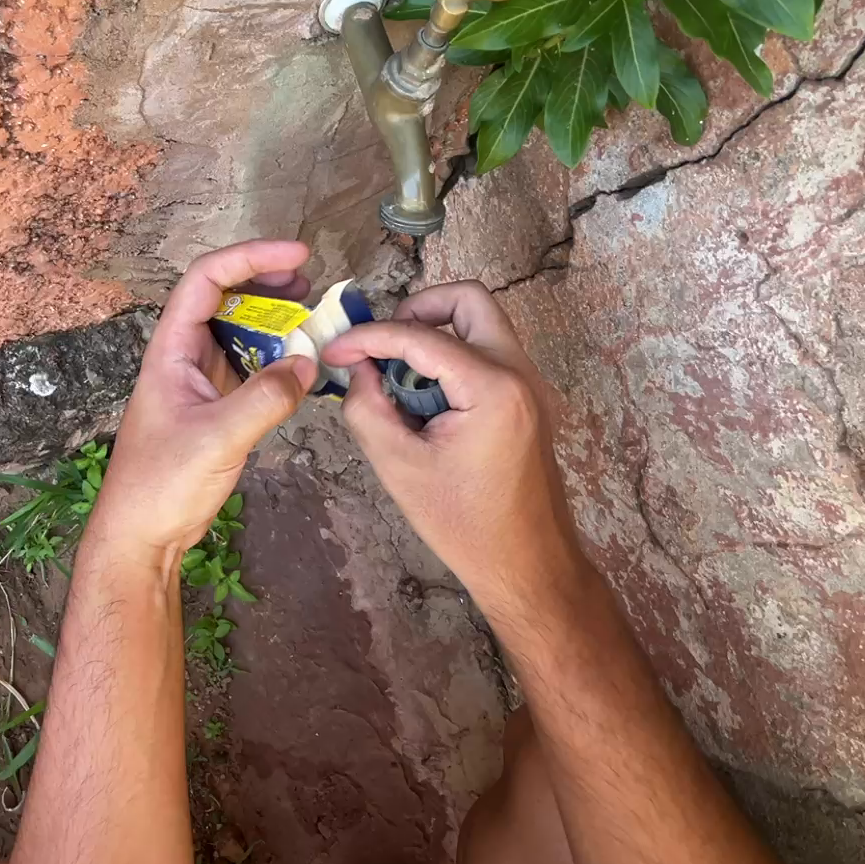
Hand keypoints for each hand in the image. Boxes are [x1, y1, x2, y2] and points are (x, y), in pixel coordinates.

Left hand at [88, 240, 319, 562]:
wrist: (140, 534)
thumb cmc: (161, 484)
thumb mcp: (217, 438)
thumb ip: (265, 398)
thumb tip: (309, 362)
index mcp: (170, 349)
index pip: (207, 279)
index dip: (251, 258)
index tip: (297, 255)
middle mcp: (183, 356)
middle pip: (223, 298)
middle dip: (266, 282)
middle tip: (308, 282)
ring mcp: (199, 381)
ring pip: (238, 332)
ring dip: (273, 319)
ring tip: (310, 314)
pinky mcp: (213, 406)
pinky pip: (247, 366)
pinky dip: (274, 358)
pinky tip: (301, 362)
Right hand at [320, 281, 576, 606]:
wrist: (527, 564)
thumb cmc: (461, 523)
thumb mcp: (397, 466)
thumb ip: (366, 406)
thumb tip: (356, 368)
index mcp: (493, 387)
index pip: (420, 336)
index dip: (368, 337)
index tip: (333, 351)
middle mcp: (520, 372)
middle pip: (468, 299)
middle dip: (416, 310)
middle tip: (381, 345)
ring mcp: (531, 383)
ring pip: (480, 322)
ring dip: (434, 333)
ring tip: (398, 373)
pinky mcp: (528, 399)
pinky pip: (486, 351)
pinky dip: (450, 356)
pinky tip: (423, 396)